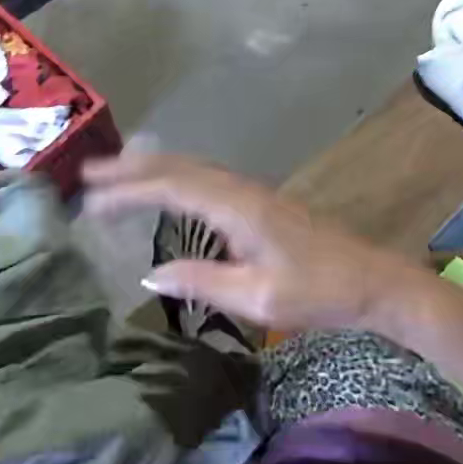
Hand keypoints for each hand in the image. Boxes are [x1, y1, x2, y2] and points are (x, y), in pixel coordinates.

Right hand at [82, 153, 434, 330]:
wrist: (375, 281)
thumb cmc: (319, 292)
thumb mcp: (258, 298)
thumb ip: (201, 282)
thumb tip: (148, 274)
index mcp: (236, 206)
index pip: (169, 188)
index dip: (127, 191)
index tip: (91, 201)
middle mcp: (239, 188)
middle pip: (175, 166)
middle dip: (129, 167)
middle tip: (87, 172)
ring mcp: (249, 191)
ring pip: (189, 167)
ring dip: (148, 167)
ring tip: (112, 173)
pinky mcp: (256, 200)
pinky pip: (202, 176)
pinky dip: (171, 176)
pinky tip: (161, 187)